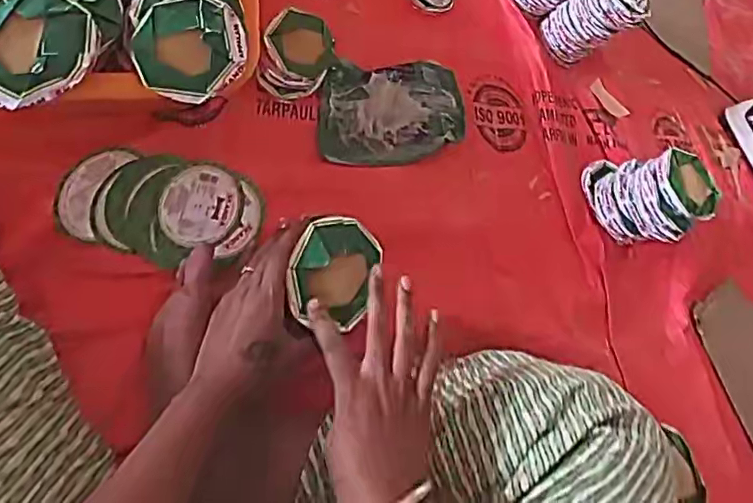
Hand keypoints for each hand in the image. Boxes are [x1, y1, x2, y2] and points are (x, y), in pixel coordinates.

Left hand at [190, 224, 303, 401]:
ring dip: (266, 252)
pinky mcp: (221, 309)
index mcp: (267, 291)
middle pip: (265, 252)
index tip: (305, 219)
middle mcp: (247, 287)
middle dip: (281, 236)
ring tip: (279, 246)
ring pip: (252, 264)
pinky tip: (258, 278)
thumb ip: (315, 335)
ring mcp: (231, 297)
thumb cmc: (258, 372)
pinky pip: (241, 279)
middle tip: (295, 226)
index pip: (281, 251)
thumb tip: (334, 323)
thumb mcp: (294, 354)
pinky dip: (254, 270)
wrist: (215, 391)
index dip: (294, 233)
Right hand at [309, 266, 442, 502]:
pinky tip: (437, 319)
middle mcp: (380, 381)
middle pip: (378, 329)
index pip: (332, 347)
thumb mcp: (336, 433)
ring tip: (407, 284)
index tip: (316, 302)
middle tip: (377, 272)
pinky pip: (431, 361)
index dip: (322, 323)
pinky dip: (435, 338)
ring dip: (407, 308)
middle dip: (377, 297)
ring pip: (407, 337)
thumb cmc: (355, 474)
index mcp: (352, 391)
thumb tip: (347, 385)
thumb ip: (344, 399)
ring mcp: (404, 387)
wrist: (388, 499)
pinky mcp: (423, 398)